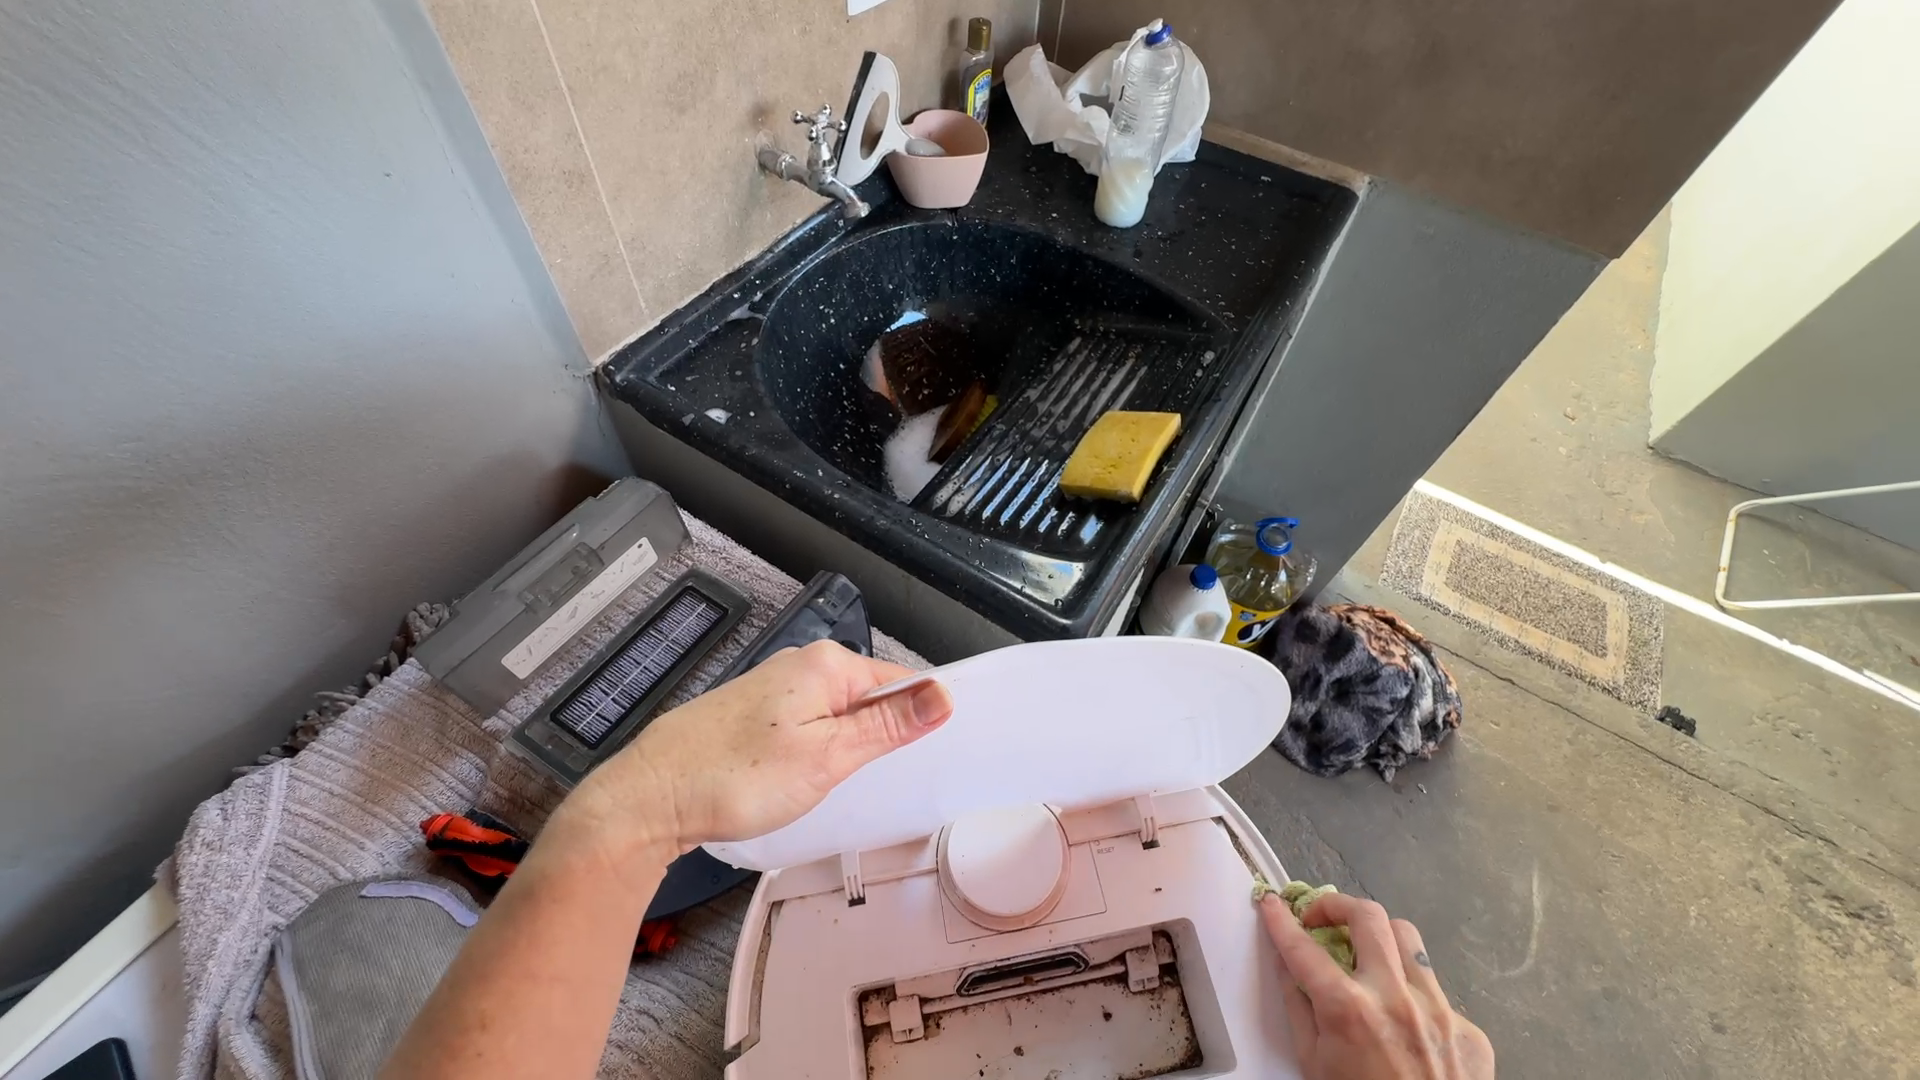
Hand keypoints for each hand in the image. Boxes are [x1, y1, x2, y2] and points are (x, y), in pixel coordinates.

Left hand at [566, 639, 953, 854]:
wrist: (651, 796)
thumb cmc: (736, 777)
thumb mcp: (828, 756)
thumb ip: (888, 725)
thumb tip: (942, 695)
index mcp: (827, 665)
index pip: (901, 680)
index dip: (919, 717)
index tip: (925, 755)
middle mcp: (802, 665)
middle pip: (869, 695)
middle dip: (881, 735)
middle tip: (874, 778)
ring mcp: (776, 687)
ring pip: (838, 712)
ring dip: (848, 745)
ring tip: (838, 781)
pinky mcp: (756, 711)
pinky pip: (809, 722)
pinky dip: (819, 747)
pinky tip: (807, 775)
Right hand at [1260, 892, 1494, 1079]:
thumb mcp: (1313, 1063)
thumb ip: (1298, 1005)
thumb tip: (1286, 962)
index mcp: (1348, 1010)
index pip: (1302, 946)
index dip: (1280, 919)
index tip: (1271, 902)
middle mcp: (1395, 998)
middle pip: (1367, 916)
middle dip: (1335, 906)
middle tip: (1320, 921)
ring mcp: (1439, 1011)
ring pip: (1408, 938)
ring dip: (1378, 938)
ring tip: (1365, 957)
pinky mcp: (1470, 1030)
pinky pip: (1435, 991)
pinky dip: (1411, 994)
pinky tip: (1407, 1024)